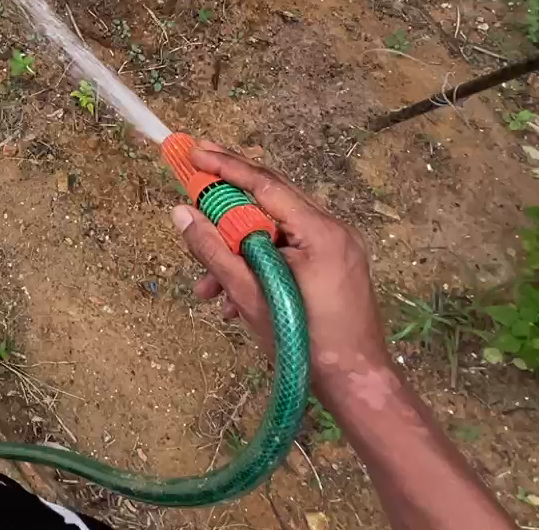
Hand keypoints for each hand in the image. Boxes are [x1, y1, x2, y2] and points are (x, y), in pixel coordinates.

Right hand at [171, 140, 388, 389]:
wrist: (357, 388)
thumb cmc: (305, 341)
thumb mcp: (248, 293)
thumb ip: (211, 249)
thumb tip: (181, 212)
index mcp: (319, 232)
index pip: (265, 185)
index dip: (226, 166)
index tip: (194, 151)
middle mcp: (332, 231)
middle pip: (269, 198)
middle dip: (226, 196)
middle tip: (194, 172)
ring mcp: (334, 250)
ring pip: (272, 229)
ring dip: (235, 244)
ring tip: (205, 280)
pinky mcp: (331, 268)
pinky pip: (284, 250)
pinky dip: (254, 261)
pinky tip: (230, 296)